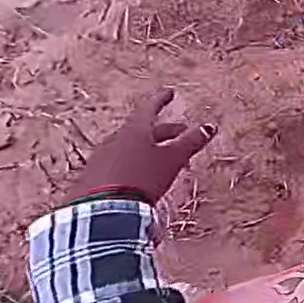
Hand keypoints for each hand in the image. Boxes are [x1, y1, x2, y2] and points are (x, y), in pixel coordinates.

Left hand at [69, 89, 215, 204]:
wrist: (104, 210)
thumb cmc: (142, 178)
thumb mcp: (172, 159)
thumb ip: (191, 142)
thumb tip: (210, 126)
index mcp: (135, 130)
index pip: (150, 107)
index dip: (161, 99)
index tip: (170, 92)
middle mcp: (116, 139)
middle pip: (142, 129)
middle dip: (163, 130)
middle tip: (180, 132)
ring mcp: (101, 157)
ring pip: (128, 146)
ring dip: (146, 148)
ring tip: (160, 156)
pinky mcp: (93, 176)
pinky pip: (116, 163)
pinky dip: (131, 164)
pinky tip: (136, 176)